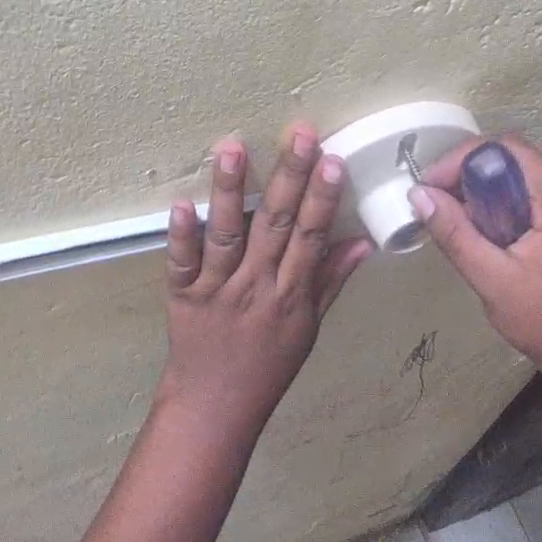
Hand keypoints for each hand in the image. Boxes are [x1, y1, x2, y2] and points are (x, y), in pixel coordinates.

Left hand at [157, 123, 374, 433]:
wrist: (214, 407)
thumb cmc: (266, 366)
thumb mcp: (308, 329)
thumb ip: (331, 281)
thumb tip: (361, 243)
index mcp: (290, 295)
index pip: (310, 238)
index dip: (322, 198)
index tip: (332, 160)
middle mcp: (256, 287)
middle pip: (275, 225)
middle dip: (289, 176)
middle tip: (299, 134)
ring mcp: (217, 290)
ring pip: (226, 234)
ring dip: (231, 190)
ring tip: (234, 148)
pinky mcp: (183, 295)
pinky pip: (181, 263)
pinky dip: (181, 235)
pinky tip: (181, 204)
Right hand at [409, 135, 541, 385]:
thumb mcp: (493, 280)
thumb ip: (456, 235)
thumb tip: (419, 195)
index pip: (508, 149)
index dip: (464, 158)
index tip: (431, 185)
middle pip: (513, 159)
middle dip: (468, 174)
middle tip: (436, 202)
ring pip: (518, 176)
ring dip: (482, 190)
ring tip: (453, 218)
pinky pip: (528, 194)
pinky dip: (499, 203)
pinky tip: (481, 231)